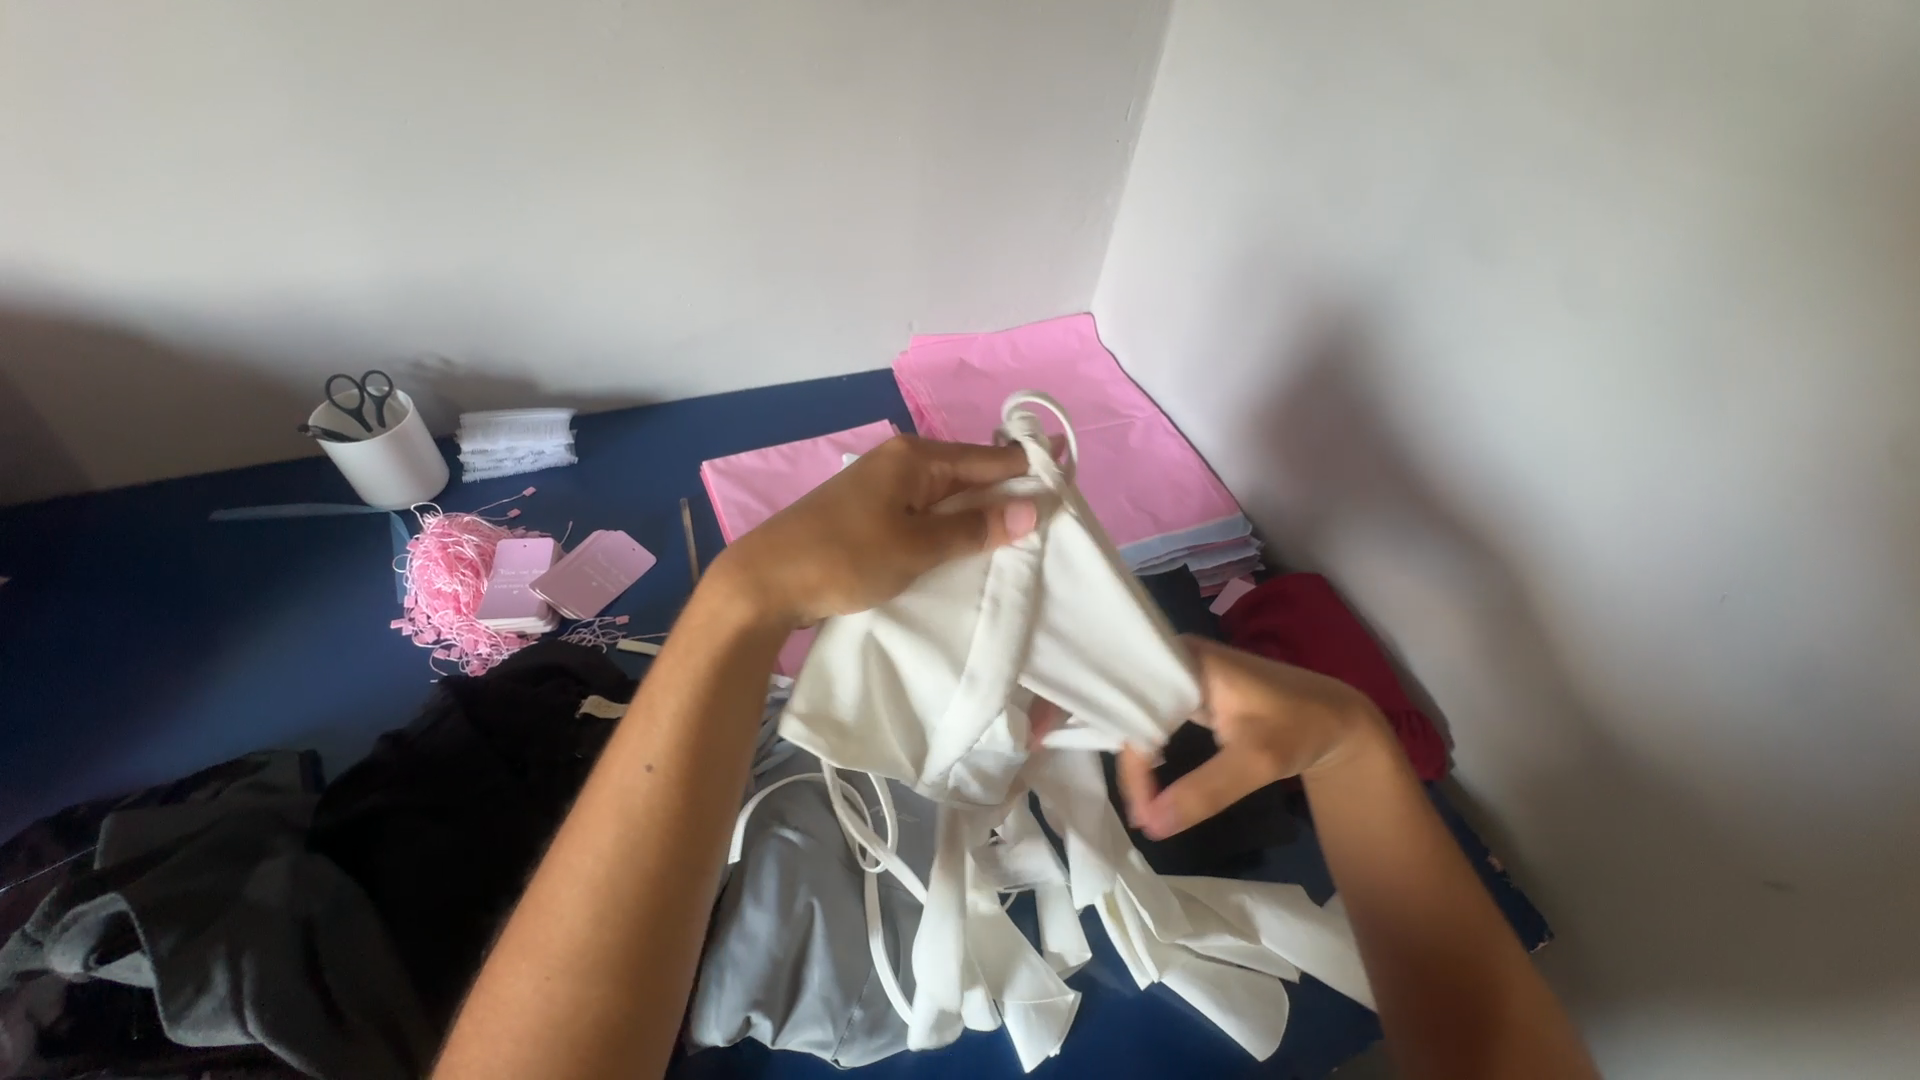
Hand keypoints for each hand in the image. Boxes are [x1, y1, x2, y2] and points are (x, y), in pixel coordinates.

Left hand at [707, 434, 1038, 628]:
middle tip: (1047, 529)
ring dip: (976, 520)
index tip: (1066, 492)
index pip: (989, 459)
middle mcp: (901, 463)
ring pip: (947, 499)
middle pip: (969, 477)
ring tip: (1017, 545)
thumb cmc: (845, 557)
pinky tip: (966, 553)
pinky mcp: (871, 516)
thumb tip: (1032, 509)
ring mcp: (883, 489)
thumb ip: (974, 529)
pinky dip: (948, 532)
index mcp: (915, 456)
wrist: (765, 582)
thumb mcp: (917, 546)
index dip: (1028, 474)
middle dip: (1005, 500)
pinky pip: (925, 517)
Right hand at [1116, 636, 1387, 838]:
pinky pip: (1152, 716)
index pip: (1136, 710)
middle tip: (1139, 813)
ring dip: (1137, 760)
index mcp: (1183, 658)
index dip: (1133, 763)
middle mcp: (1172, 656)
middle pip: (1130, 710)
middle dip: (1130, 763)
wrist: (1338, 715)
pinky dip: (1150, 750)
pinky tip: (1148, 779)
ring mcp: (1178, 670)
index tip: (1143, 812)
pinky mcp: (1185, 686)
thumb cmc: (1300, 726)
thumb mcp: (1256, 761)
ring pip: (1138, 715)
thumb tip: (1152, 827)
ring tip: (1141, 804)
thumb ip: (1204, 791)